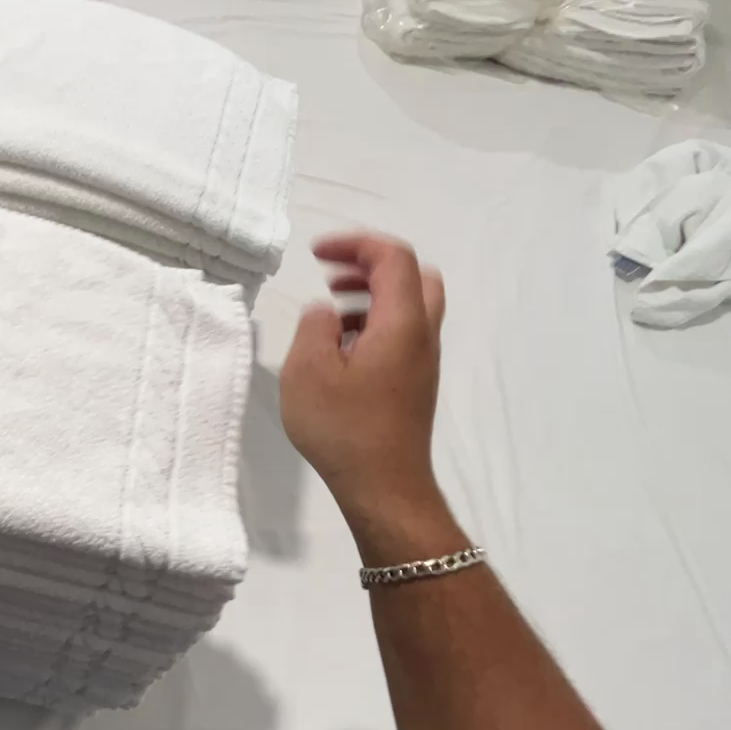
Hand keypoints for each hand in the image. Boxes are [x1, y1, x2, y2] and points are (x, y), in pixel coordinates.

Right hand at [279, 233, 449, 541]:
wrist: (383, 484)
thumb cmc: (342, 427)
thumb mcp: (307, 372)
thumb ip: (314, 327)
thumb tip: (325, 311)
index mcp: (401, 323)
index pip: (392, 258)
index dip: (355, 244)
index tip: (316, 253)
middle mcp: (422, 334)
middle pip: (413, 275)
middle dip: (370, 265)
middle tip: (331, 277)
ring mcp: (423, 360)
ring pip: (411, 305)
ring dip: (372, 295)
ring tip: (331, 310)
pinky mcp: (415, 382)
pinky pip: (403, 332)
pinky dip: (375, 321)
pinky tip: (342, 348)